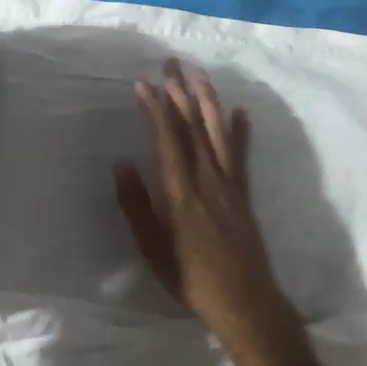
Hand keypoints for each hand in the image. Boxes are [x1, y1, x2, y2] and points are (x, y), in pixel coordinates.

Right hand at [115, 60, 294, 346]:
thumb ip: (136, 203)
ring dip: (209, 101)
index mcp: (180, 191)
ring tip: (200, 74)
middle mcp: (207, 179)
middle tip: (170, 63)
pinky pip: (241, 156)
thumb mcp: (151, 245)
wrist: (245, 303)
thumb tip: (121, 162)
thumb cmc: (189, 277)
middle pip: (193, 127)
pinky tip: (240, 112)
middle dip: (180, 92)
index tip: (143, 83)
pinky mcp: (243, 195)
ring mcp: (229, 185)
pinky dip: (240, 132)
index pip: (167, 139)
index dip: (155, 109)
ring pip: (218, 133)